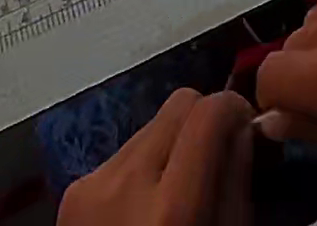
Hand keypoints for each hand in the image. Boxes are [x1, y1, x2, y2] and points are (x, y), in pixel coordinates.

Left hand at [58, 88, 254, 225]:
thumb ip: (236, 186)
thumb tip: (241, 126)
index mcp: (173, 212)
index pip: (208, 112)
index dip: (233, 110)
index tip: (243, 126)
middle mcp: (127, 184)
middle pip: (179, 103)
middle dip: (203, 120)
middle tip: (215, 154)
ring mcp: (93, 184)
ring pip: (152, 123)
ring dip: (172, 144)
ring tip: (176, 192)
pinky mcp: (73, 191)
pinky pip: (125, 151)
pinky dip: (144, 166)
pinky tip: (144, 209)